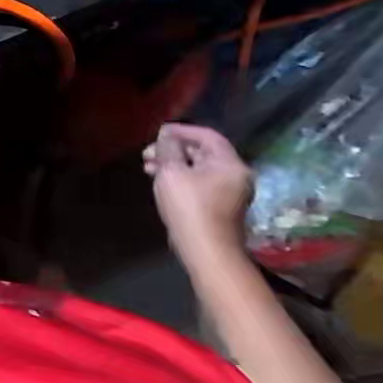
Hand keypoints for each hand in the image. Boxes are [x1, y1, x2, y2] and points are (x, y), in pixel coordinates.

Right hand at [145, 124, 251, 264]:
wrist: (205, 252)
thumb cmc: (189, 207)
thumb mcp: (172, 171)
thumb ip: (168, 148)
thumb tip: (167, 136)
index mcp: (230, 164)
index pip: (206, 136)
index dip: (181, 130)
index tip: (158, 132)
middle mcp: (235, 176)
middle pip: (202, 152)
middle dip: (172, 149)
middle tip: (148, 152)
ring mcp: (229, 193)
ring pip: (197, 169)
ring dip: (172, 164)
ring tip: (147, 167)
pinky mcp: (219, 207)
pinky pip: (198, 184)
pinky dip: (180, 178)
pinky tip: (159, 181)